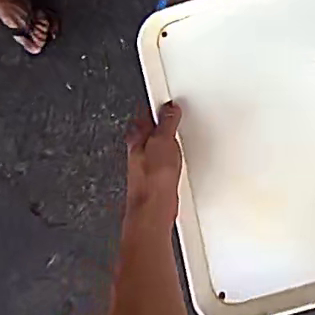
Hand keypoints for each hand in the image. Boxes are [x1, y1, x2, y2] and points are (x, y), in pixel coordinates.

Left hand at [124, 102, 183, 227]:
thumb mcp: (163, 142)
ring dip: (167, 140)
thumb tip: (170, 109)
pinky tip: (178, 159)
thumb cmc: (152, 182)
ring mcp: (146, 165)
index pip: (145, 115)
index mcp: (137, 137)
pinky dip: (171, 156)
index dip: (157, 107)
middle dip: (161, 122)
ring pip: (156, 145)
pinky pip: (164, 160)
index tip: (169, 102)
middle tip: (174, 114)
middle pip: (150, 129)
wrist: (153, 212)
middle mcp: (138, 151)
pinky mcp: (156, 178)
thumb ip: (167, 123)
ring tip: (178, 134)